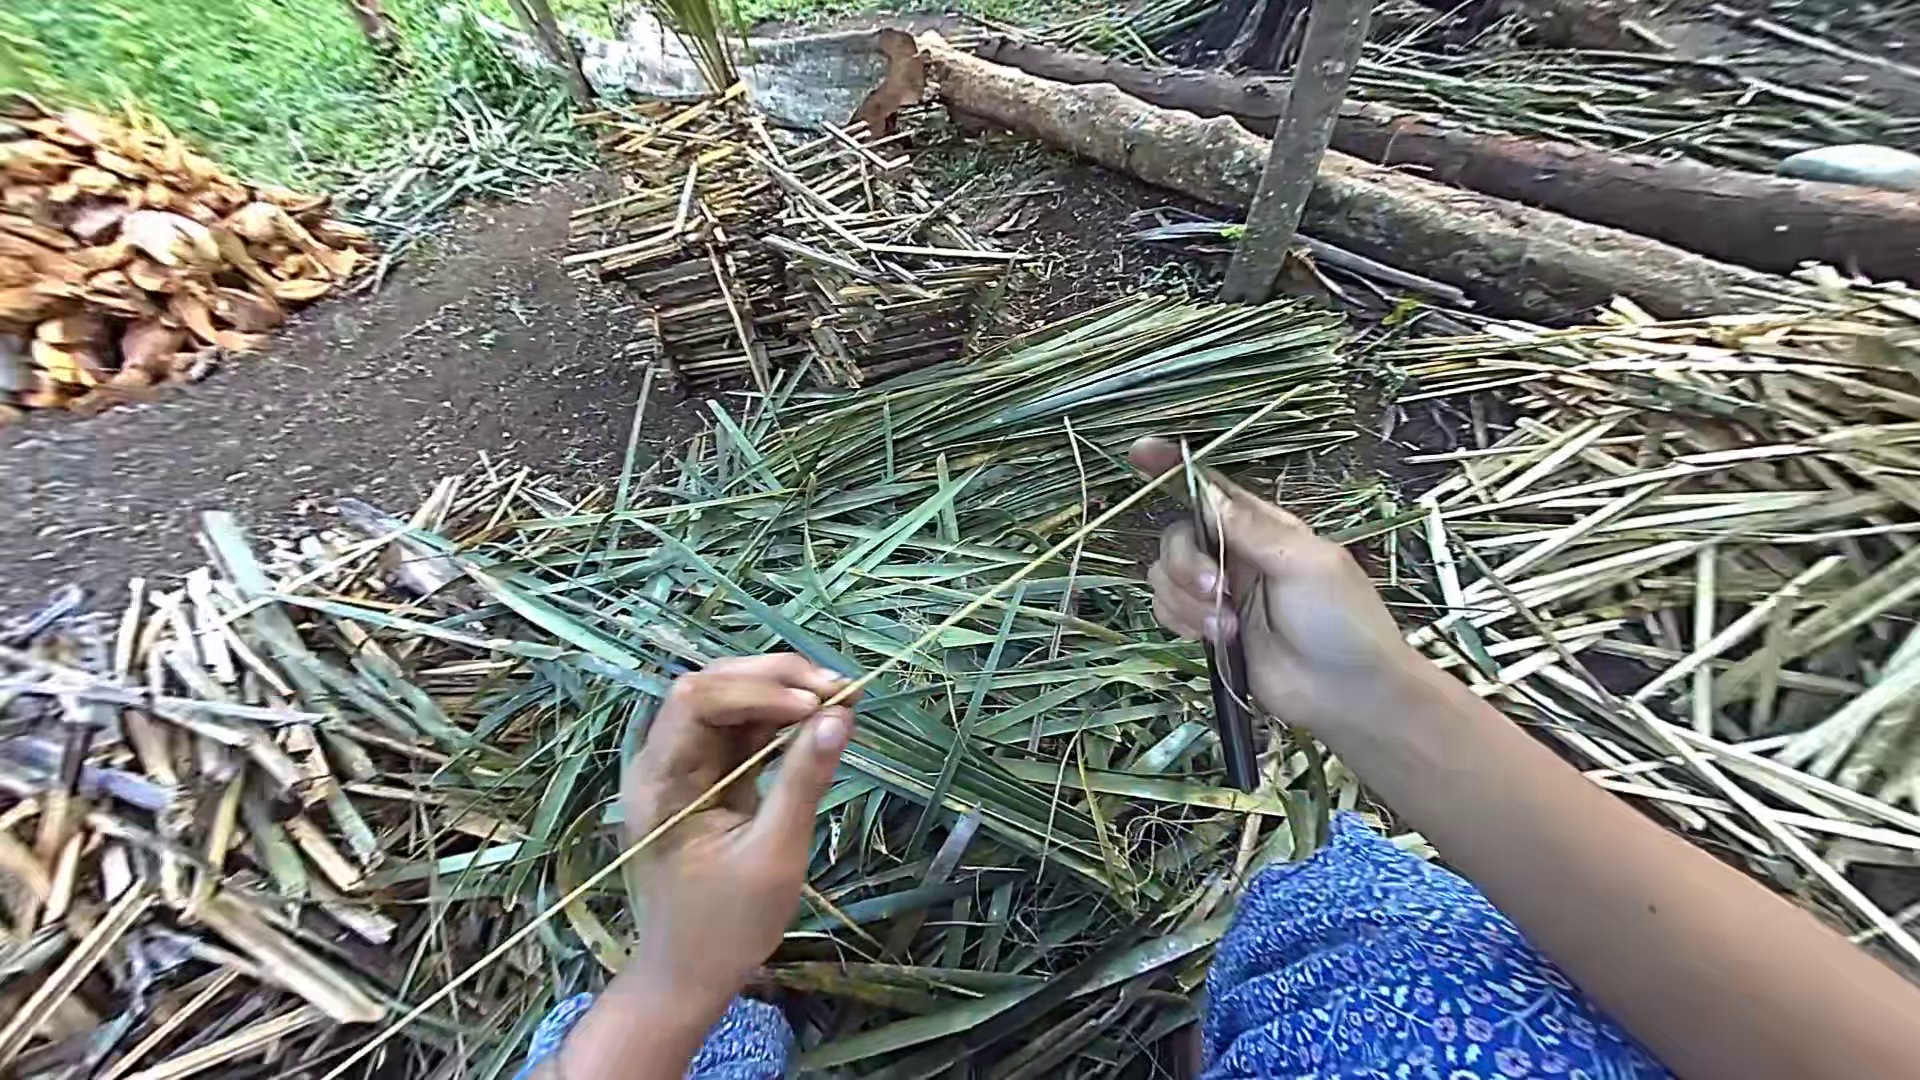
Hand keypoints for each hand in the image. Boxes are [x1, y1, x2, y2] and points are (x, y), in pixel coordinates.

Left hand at [619, 654, 857, 1014]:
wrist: (691, 974)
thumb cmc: (726, 925)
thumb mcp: (774, 854)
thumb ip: (804, 780)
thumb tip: (841, 715)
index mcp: (660, 780)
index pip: (698, 701)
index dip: (758, 690)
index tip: (816, 706)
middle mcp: (666, 757)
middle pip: (716, 685)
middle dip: (778, 679)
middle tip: (838, 689)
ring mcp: (689, 760)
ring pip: (735, 695)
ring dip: (786, 689)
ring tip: (837, 697)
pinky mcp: (713, 768)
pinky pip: (748, 722)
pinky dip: (786, 713)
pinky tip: (818, 716)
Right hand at [1132, 437, 1413, 734]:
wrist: (1344, 694)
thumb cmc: (1341, 621)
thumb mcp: (1306, 565)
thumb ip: (1251, 530)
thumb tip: (1204, 493)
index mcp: (1260, 527)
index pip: (1208, 488)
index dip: (1170, 468)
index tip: (1138, 453)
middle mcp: (1230, 552)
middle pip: (1175, 538)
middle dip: (1188, 565)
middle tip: (1219, 591)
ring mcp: (1214, 590)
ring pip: (1163, 576)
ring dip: (1188, 602)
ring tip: (1227, 627)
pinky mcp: (1202, 624)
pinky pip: (1163, 608)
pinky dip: (1179, 621)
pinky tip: (1213, 637)